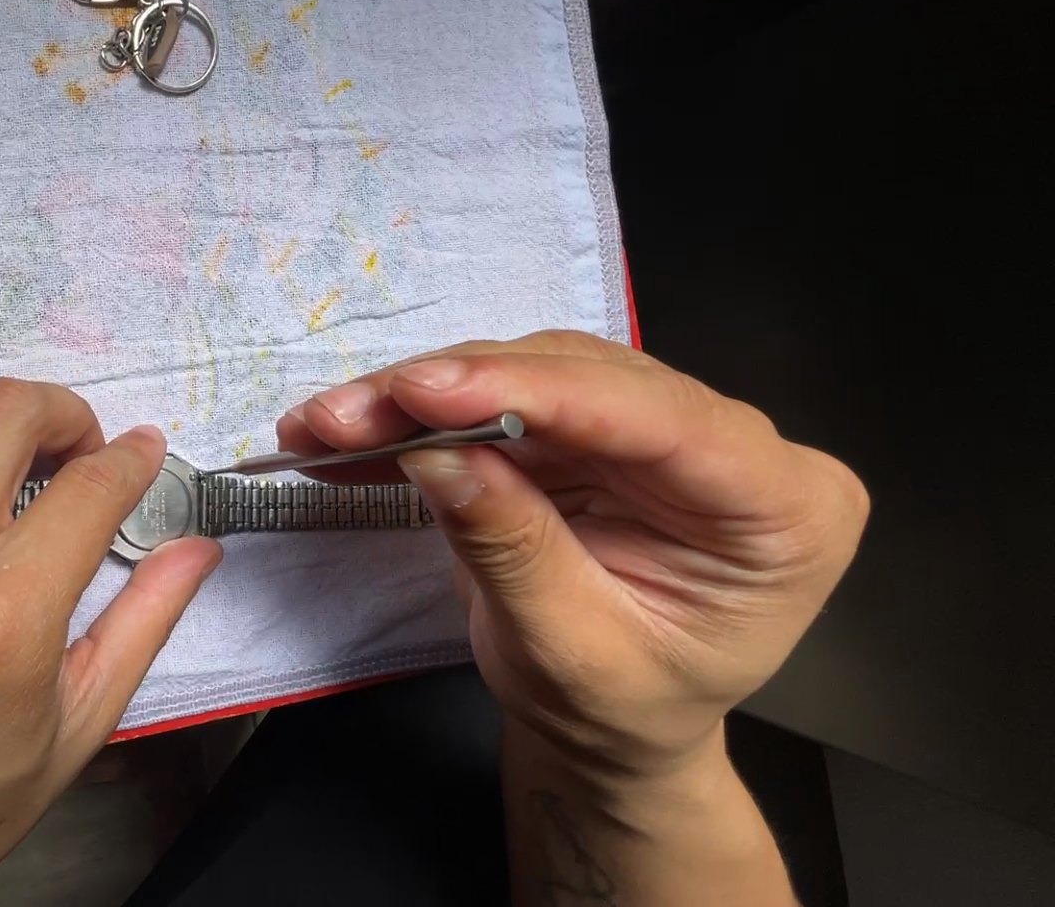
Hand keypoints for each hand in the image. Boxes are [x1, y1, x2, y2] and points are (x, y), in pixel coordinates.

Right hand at [278, 331, 867, 778]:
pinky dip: (410, 420)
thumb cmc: (616, 710)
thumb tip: (432, 451)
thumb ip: (510, 546)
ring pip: (514, 376)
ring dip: (410, 400)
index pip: (653, 416)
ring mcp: (637, 429)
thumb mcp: (566, 650)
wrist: (606, 725)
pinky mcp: (573, 430)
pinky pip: (484, 403)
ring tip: (324, 425)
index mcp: (776, 505)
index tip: (419, 390)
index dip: (528, 390)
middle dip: (441, 393)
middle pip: (569, 378)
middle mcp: (715, 444)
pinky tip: (346, 436)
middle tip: (337, 415)